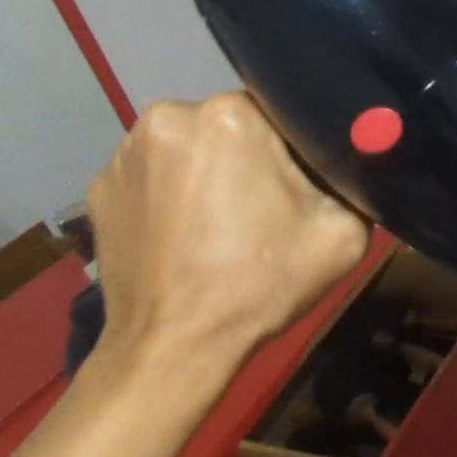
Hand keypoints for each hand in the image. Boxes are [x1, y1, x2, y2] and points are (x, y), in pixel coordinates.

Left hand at [86, 93, 369, 380]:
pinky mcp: (100, 186)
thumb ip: (356, 183)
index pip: (281, 110)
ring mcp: (126, 152)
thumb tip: (352, 163)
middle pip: (232, 125)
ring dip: (211, 171)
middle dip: (253, 155)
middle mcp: (170, 117)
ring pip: (192, 146)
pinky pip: (155, 173)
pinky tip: (188, 233)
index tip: (306, 181)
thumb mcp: (345, 233)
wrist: (175, 347)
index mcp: (231, 116)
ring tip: (224, 222)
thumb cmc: (262, 283)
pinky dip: (174, 193)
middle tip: (268, 205)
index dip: (299, 145)